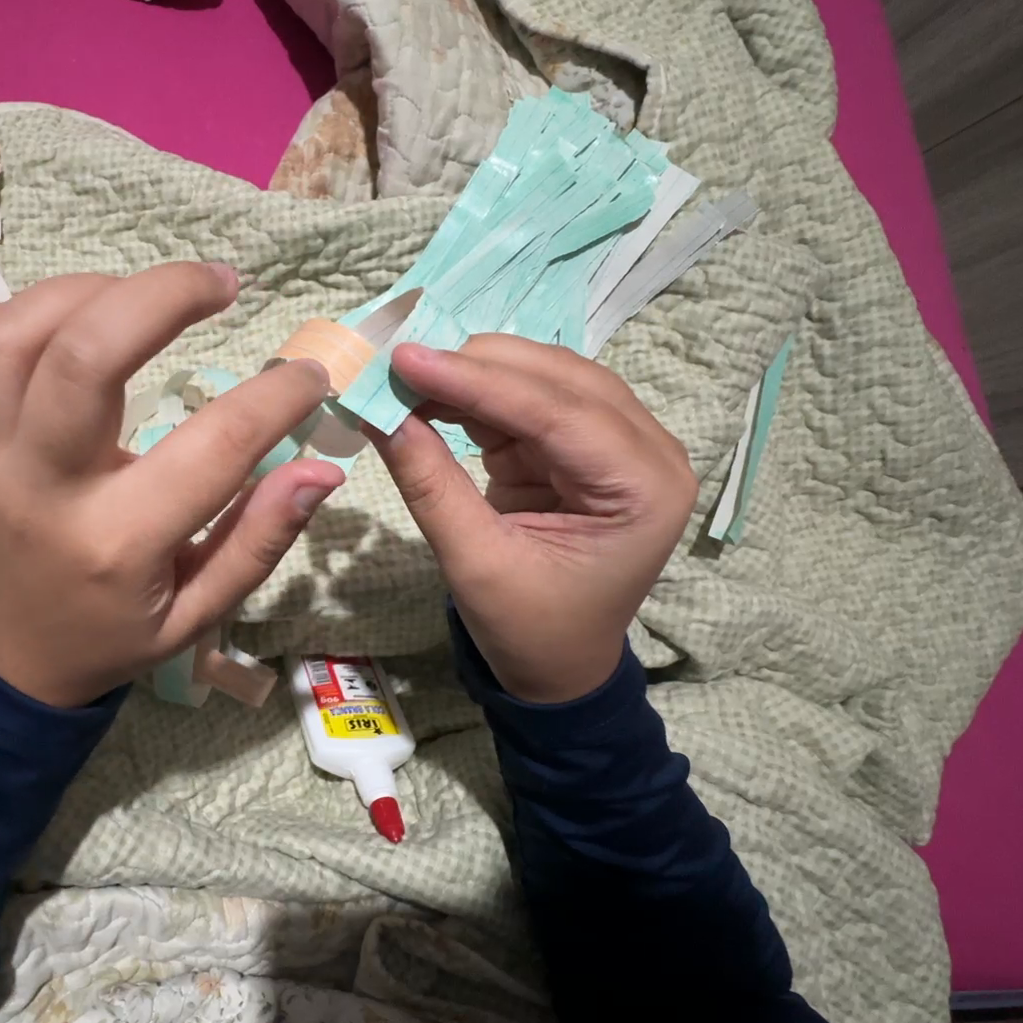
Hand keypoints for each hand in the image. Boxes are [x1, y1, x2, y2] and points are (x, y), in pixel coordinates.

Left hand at [0, 263, 344, 707]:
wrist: (6, 664)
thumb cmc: (111, 637)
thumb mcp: (197, 614)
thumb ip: (259, 540)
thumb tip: (322, 468)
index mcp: (116, 541)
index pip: (213, 444)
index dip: (277, 396)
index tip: (309, 374)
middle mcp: (40, 487)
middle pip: (85, 354)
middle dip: (165, 293)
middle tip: (221, 283)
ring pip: (11, 335)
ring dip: (85, 291)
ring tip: (139, 295)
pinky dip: (15, 314)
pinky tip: (66, 323)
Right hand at [370, 335, 696, 703]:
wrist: (556, 665)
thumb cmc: (529, 628)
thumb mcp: (475, 563)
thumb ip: (431, 484)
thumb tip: (379, 415)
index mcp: (643, 487)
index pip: (557, 411)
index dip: (476, 380)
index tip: (405, 358)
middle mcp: (644, 450)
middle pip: (557, 379)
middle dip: (475, 365)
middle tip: (397, 363)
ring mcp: (612, 442)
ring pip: (540, 377)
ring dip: (472, 372)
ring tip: (405, 375)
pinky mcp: (574, 446)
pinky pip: (521, 401)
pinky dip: (472, 394)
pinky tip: (428, 392)